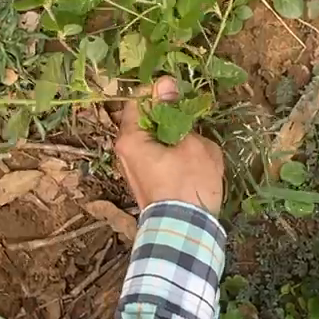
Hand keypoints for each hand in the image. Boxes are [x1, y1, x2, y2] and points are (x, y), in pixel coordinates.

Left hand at [115, 77, 224, 214]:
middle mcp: (125, 153)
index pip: (138, 101)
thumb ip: (180, 114)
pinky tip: (190, 150)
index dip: (159, 90)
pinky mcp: (145, 181)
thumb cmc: (188, 185)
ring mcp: (133, 169)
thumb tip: (168, 86)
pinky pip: (156, 154)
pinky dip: (171, 148)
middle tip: (189, 107)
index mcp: (130, 139)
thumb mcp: (193, 145)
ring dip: (170, 130)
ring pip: (152, 138)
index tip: (178, 87)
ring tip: (193, 129)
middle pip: (144, 120)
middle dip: (166, 111)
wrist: (185, 232)